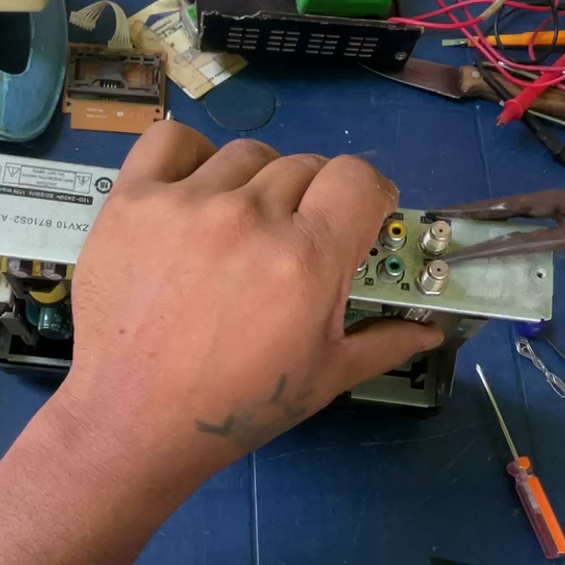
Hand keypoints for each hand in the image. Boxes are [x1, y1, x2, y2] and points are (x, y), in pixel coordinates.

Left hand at [52, 121, 442, 484]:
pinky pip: (172, 142)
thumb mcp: (323, 380)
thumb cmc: (238, 407)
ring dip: (257, 185)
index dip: (367, 196)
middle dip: (313, 201)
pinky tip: (192, 196)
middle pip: (305, 166)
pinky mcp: (131, 202)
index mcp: (306, 259)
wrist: (136, 423)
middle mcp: (249, 217)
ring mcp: (185, 204)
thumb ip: (384, 344)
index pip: (358, 178)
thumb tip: (432, 329)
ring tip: (241, 229)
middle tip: (293, 244)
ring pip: (245, 157)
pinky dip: (190, 159)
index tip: (357, 220)